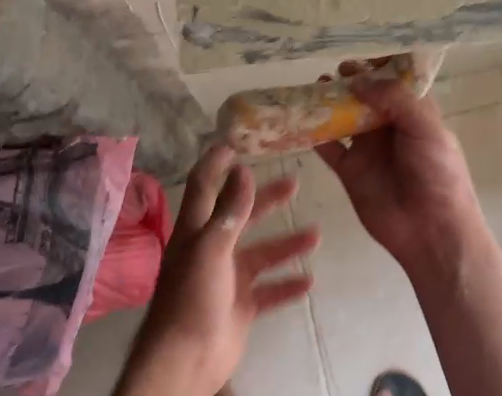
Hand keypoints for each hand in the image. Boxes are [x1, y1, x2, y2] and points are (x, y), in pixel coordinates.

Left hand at [117, 145, 317, 395]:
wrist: (186, 359)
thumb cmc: (192, 296)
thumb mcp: (211, 246)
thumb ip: (230, 209)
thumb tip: (243, 169)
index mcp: (197, 229)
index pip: (205, 186)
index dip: (217, 164)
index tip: (235, 143)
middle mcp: (212, 248)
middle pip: (242, 216)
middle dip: (267, 199)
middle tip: (294, 182)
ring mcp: (227, 279)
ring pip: (262, 254)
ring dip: (287, 244)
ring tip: (316, 233)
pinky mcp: (240, 307)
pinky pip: (269, 291)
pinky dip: (287, 284)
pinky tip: (309, 280)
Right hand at [313, 60, 484, 273]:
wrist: (432, 230)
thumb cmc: (438, 173)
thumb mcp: (426, 127)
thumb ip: (394, 99)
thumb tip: (357, 80)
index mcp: (414, 111)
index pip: (396, 79)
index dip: (380, 64)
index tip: (362, 53)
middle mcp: (388, 124)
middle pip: (365, 94)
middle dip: (350, 79)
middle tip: (336, 71)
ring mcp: (367, 147)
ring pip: (343, 116)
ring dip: (328, 101)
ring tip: (314, 88)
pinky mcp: (349, 170)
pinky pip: (327, 146)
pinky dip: (312, 133)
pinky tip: (298, 119)